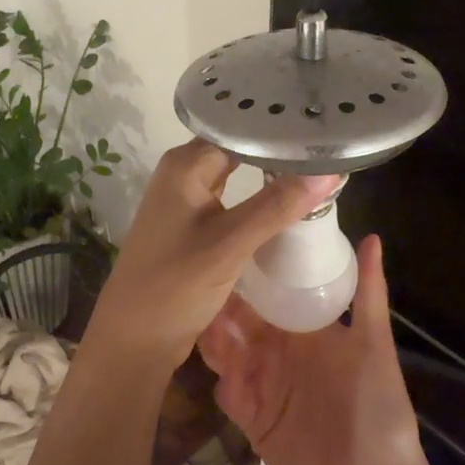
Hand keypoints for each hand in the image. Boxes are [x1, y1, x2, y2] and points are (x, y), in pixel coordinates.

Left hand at [85, 140, 339, 368]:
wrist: (134, 341)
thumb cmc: (174, 286)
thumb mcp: (230, 245)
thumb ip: (277, 206)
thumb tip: (329, 171)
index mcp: (185, 164)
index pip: (240, 128)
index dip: (278, 123)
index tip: (321, 123)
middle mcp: (183, 172)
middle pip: (239, 146)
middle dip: (280, 144)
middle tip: (328, 139)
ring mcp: (186, 199)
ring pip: (236, 172)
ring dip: (271, 170)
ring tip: (320, 161)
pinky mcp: (193, 223)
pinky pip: (232, 196)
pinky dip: (259, 195)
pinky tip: (289, 197)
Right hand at [198, 234, 429, 464]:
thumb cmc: (379, 407)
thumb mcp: (375, 346)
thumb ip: (369, 293)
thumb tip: (372, 236)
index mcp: (306, 329)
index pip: (272, 292)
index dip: (252, 271)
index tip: (231, 244)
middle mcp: (280, 350)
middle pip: (241, 319)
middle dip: (222, 302)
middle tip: (202, 281)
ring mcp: (263, 383)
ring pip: (228, 351)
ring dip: (215, 338)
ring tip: (202, 322)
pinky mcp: (252, 417)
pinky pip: (228, 393)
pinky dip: (223, 382)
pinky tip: (222, 374)